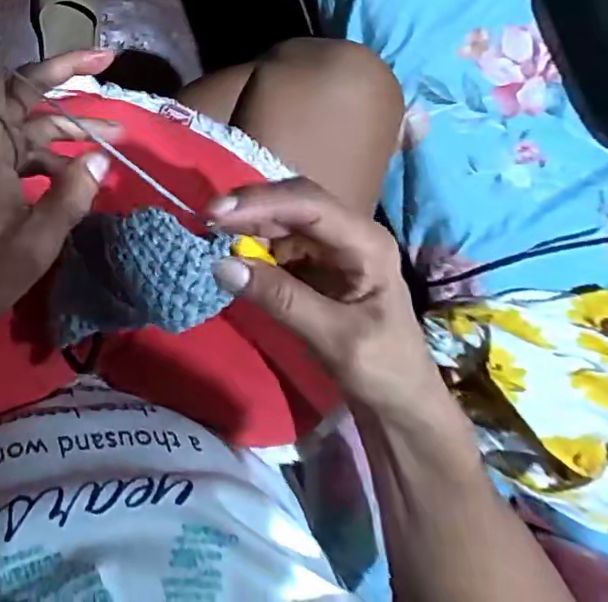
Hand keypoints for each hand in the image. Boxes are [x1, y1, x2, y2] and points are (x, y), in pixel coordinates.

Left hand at [0, 0, 115, 342]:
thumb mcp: (35, 243)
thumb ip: (68, 197)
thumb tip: (99, 157)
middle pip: (23, 93)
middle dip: (64, 72)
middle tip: (108, 57)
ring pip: (34, 126)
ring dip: (73, 126)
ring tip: (121, 134)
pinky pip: (30, 153)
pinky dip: (59, 156)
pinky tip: (88, 170)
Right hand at [207, 179, 438, 410]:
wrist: (401, 405)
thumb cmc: (383, 371)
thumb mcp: (335, 339)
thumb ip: (281, 300)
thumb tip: (222, 265)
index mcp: (366, 243)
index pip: (309, 205)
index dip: (262, 202)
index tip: (217, 213)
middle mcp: (347, 234)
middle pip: (291, 202)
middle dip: (248, 207)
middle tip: (205, 220)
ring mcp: (328, 247)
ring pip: (278, 218)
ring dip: (244, 224)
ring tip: (210, 236)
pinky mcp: (311, 262)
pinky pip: (273, 241)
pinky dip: (248, 243)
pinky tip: (229, 253)